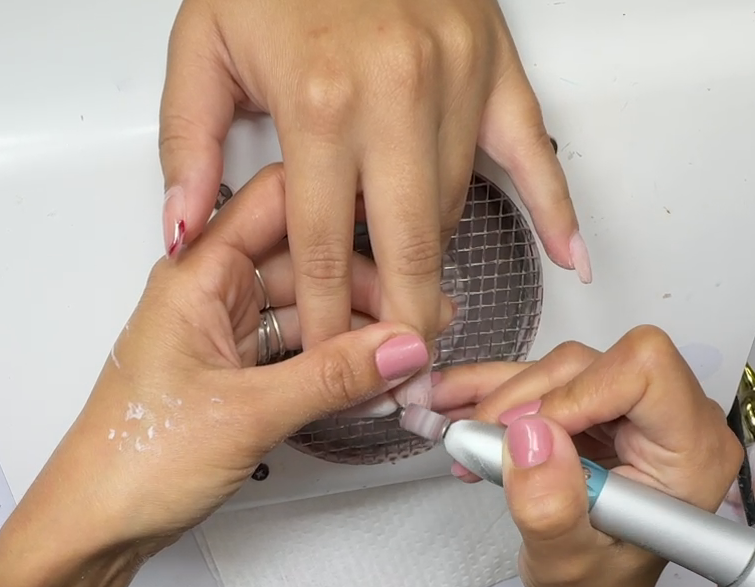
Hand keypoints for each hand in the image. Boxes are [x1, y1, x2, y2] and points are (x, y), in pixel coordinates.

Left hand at [20, 166, 449, 556]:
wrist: (99, 523)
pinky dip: (331, 370)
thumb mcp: (247, 413)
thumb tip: (399, 348)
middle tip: (420, 322)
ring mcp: (222, 338)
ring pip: (305, 316)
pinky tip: (368, 383)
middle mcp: (209, 295)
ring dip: (354, 338)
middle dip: (365, 292)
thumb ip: (332, 377)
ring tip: (405, 359)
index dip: (342, 207)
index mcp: (195, 274)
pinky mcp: (232, 378)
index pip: (279, 204)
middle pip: (304, 265)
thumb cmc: (134, 460)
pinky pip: (294, 357)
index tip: (402, 226)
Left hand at [159, 0, 584, 405]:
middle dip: (400, 322)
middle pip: (405, 250)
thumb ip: (186, 148)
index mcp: (320, 102)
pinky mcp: (495, 65)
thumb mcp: (202, 49)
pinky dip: (555, 207)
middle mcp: (396, 94)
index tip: (332, 362)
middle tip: (397, 370)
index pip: (322, 249)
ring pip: (452, 212)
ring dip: (431, 265)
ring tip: (417, 312)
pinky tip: (569, 254)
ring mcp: (455, 79)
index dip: (328, 319)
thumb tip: (184, 232)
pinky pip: (535, 151)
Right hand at [432, 329, 742, 586]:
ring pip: (559, 369)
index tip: (526, 442)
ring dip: (497, 398)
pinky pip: (544, 382)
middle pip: (591, 365)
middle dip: (522, 400)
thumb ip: (551, 508)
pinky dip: (494, 396)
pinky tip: (456, 412)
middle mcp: (669, 419)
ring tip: (455, 432)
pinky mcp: (598, 408)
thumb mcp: (567, 564)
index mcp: (688, 453)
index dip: (574, 395)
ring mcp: (631, 410)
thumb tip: (527, 436)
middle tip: (478, 446)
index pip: (643, 372)